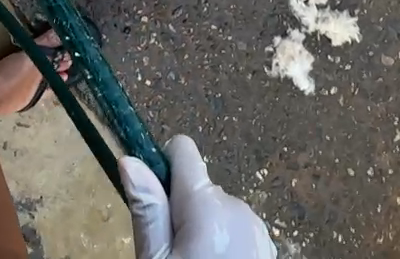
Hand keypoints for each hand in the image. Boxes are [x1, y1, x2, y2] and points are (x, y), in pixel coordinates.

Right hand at [121, 136, 275, 258]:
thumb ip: (147, 210)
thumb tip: (130, 159)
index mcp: (206, 205)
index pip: (183, 151)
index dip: (164, 168)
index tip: (156, 201)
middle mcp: (238, 207)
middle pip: (200, 188)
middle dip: (184, 213)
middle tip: (175, 256)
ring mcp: (259, 231)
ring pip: (218, 210)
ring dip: (206, 231)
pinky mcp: (269, 251)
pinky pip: (239, 231)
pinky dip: (226, 246)